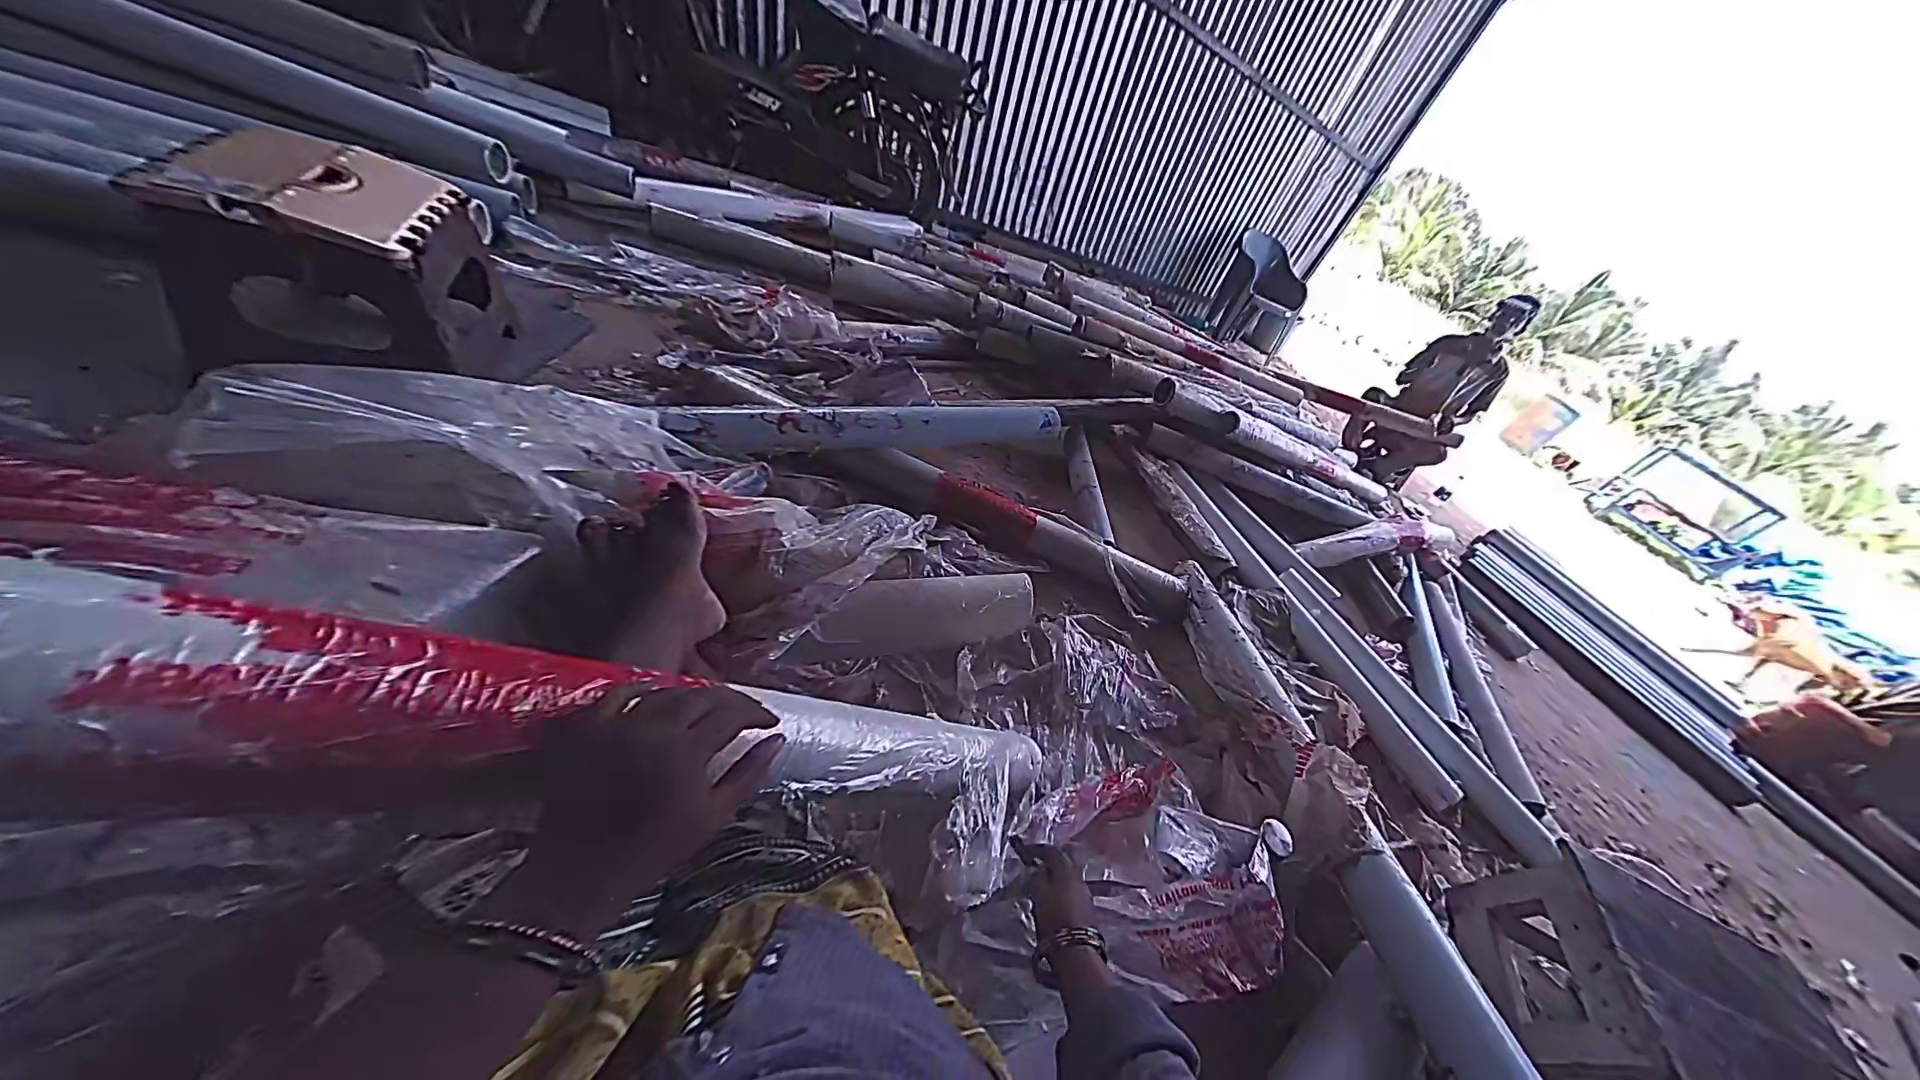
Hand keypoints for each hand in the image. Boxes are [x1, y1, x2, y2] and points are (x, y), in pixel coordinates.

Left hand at [538, 683, 783, 866]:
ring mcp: (617, 724)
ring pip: (666, 691)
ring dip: (692, 695)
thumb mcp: (712, 817)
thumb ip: (748, 774)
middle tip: (743, 712)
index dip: (756, 714)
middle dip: (731, 701)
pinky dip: (641, 688)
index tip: (768, 722)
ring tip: (705, 708)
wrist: (579, 874)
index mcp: (687, 751)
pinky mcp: (586, 728)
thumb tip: (777, 740)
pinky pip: (618, 693)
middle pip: (702, 696)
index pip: (733, 715)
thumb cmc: (652, 850)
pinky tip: (655, 693)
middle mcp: (653, 727)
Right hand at [1014, 838, 1095, 938]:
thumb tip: (1037, 869)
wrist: (1076, 952)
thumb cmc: (1054, 919)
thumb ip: (1036, 879)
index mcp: (1066, 871)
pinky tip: (1054, 896)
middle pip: (1064, 862)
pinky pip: (1072, 890)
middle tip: (1037, 863)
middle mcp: (1078, 878)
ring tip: (1042, 881)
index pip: (1053, 851)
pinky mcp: (1087, 909)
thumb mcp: (1039, 896)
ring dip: (1057, 876)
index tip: (1026, 850)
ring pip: (1069, 877)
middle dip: (1051, 861)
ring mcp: (1085, 894)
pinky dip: (1062, 888)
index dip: (1038, 849)